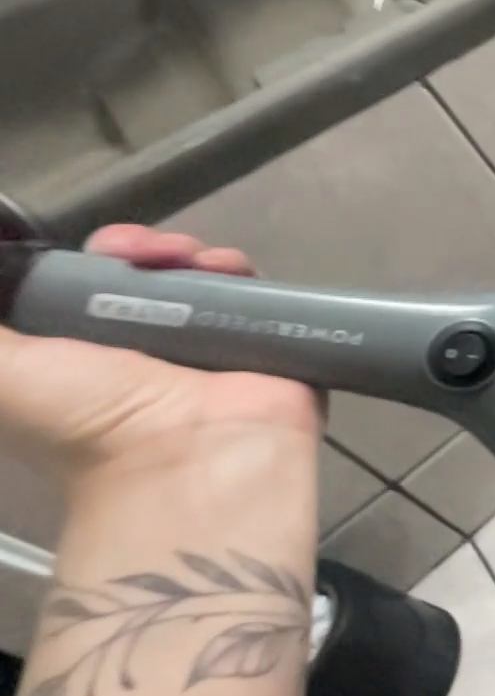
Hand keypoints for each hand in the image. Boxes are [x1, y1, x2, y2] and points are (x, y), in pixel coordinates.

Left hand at [0, 225, 322, 483]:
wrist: (194, 445)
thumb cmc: (91, 416)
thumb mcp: (5, 374)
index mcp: (87, 352)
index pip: (89, 288)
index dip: (88, 261)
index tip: (95, 252)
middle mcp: (150, 343)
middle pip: (148, 274)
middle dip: (145, 249)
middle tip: (145, 251)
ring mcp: (214, 337)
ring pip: (203, 275)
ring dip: (196, 254)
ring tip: (196, 260)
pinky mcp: (268, 333)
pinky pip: (258, 288)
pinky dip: (243, 271)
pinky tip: (231, 271)